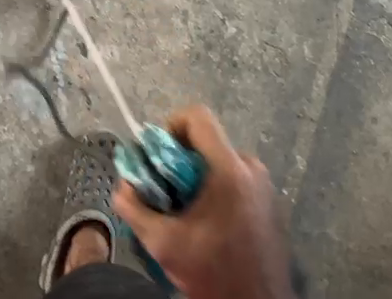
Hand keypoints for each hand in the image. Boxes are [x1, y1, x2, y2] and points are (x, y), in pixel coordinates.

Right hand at [113, 106, 295, 298]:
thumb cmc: (214, 273)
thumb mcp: (163, 244)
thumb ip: (134, 207)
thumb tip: (122, 184)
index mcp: (229, 171)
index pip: (198, 117)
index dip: (171, 125)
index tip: (158, 156)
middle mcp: (251, 169)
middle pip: (206, 141)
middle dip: (179, 159)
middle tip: (165, 189)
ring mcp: (264, 186)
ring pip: (219, 160)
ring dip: (196, 176)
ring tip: (184, 210)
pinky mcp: (269, 202)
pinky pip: (235, 177)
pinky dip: (215, 188)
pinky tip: (206, 221)